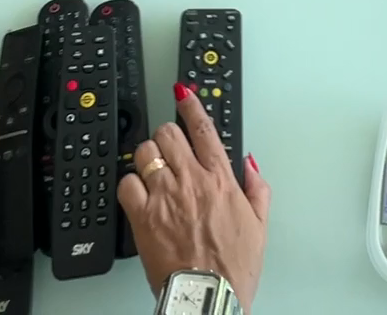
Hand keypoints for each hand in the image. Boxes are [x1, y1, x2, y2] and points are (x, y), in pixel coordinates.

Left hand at [118, 83, 271, 308]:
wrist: (207, 299)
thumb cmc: (232, 268)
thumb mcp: (259, 225)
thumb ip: (258, 188)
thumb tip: (250, 162)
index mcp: (220, 179)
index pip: (202, 127)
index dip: (190, 104)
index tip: (182, 92)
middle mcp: (191, 180)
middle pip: (168, 133)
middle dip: (166, 133)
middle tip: (168, 143)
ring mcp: (165, 197)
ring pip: (146, 152)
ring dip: (147, 156)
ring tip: (151, 168)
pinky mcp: (143, 217)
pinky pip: (127, 183)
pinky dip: (129, 183)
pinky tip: (137, 191)